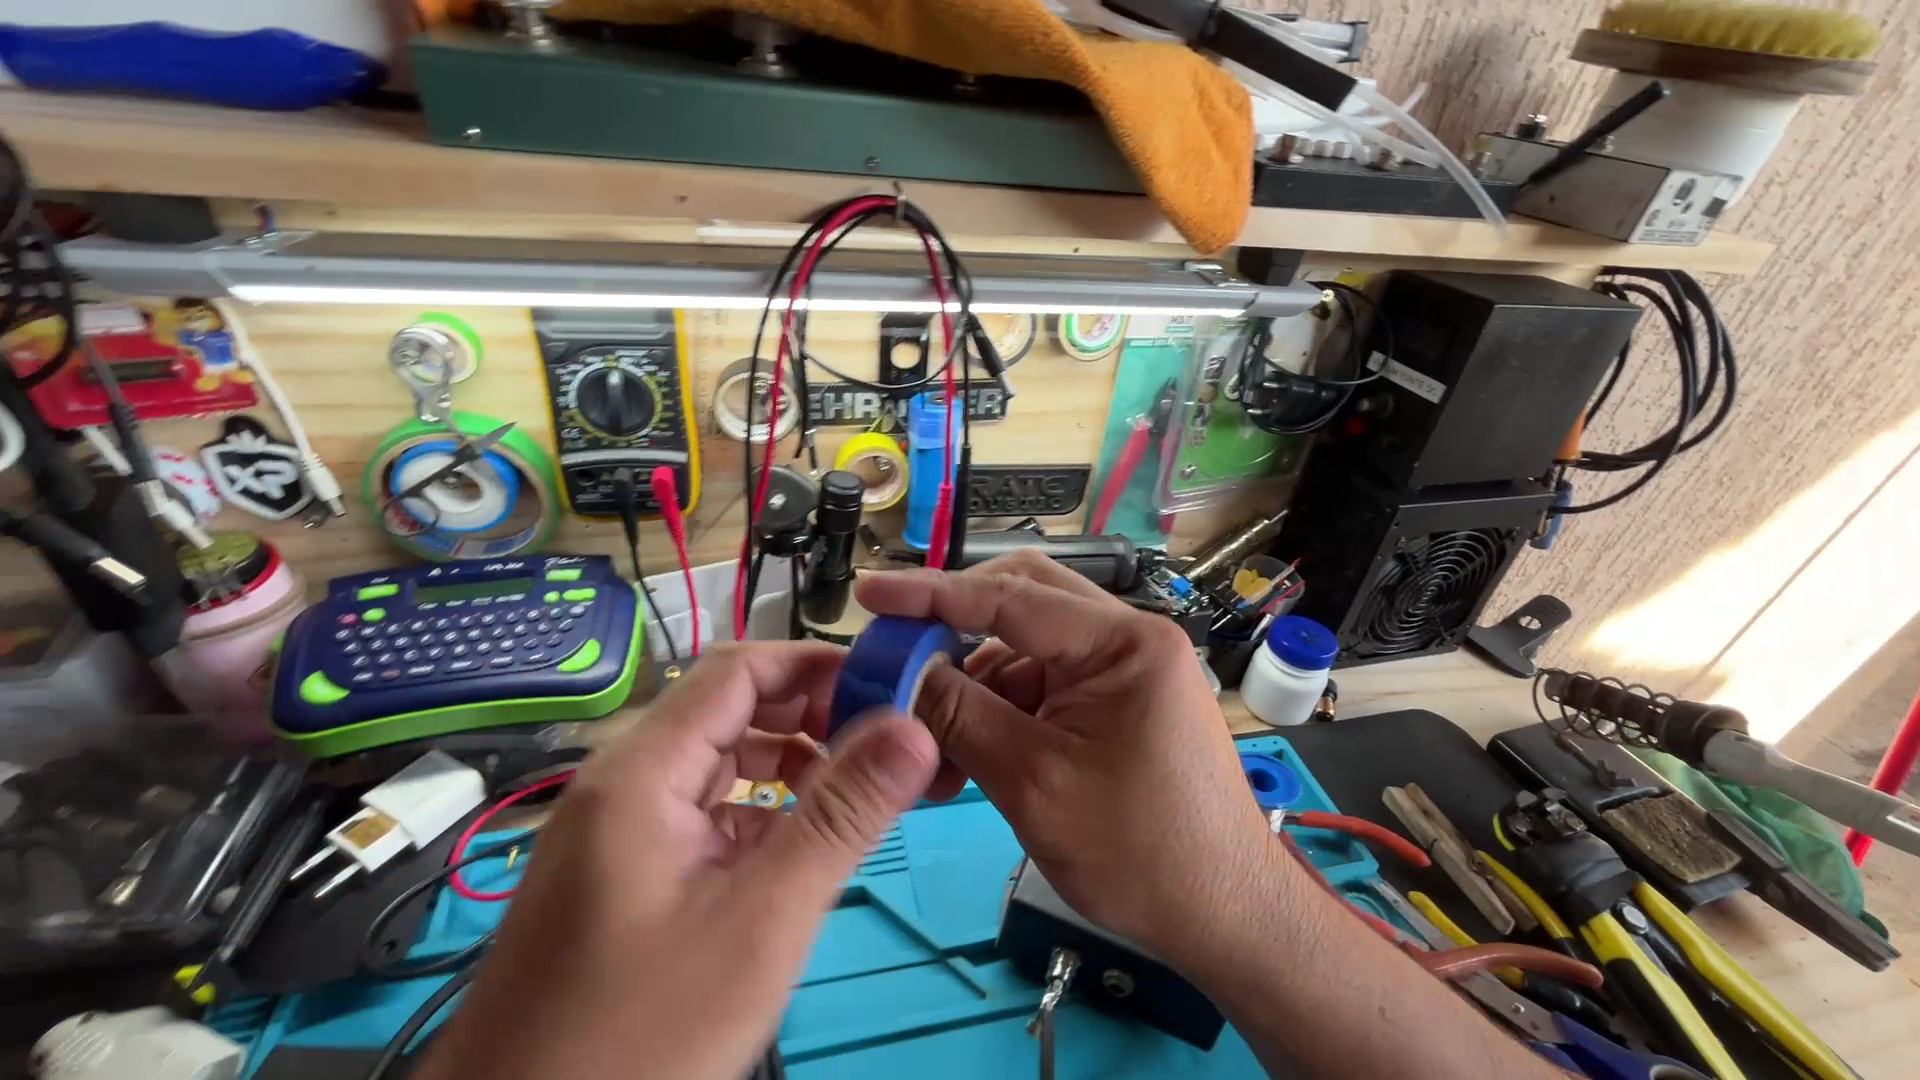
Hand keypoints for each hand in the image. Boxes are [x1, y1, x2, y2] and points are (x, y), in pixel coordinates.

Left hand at [416, 642, 939, 1079]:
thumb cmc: (640, 1034)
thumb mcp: (762, 921)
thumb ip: (841, 816)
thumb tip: (914, 727)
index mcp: (641, 771)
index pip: (740, 670)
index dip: (818, 665)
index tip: (893, 687)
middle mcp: (623, 782)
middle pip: (728, 711)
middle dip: (812, 715)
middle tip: (889, 744)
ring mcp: (618, 829)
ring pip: (718, 763)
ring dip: (789, 764)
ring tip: (859, 793)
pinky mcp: (624, 872)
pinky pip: (702, 814)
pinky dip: (757, 813)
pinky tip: (799, 847)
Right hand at [855, 553, 1286, 970]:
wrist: (1225, 918)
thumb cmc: (1142, 853)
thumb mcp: (1034, 782)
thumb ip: (960, 716)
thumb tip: (897, 674)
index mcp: (1123, 642)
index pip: (1010, 596)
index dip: (931, 593)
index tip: (871, 592)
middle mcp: (1126, 640)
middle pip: (1021, 605)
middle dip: (954, 631)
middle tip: (898, 660)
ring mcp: (1121, 673)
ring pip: (1022, 653)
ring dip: (970, 690)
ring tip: (930, 752)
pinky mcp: (1113, 706)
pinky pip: (1040, 690)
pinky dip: (997, 716)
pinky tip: (965, 762)